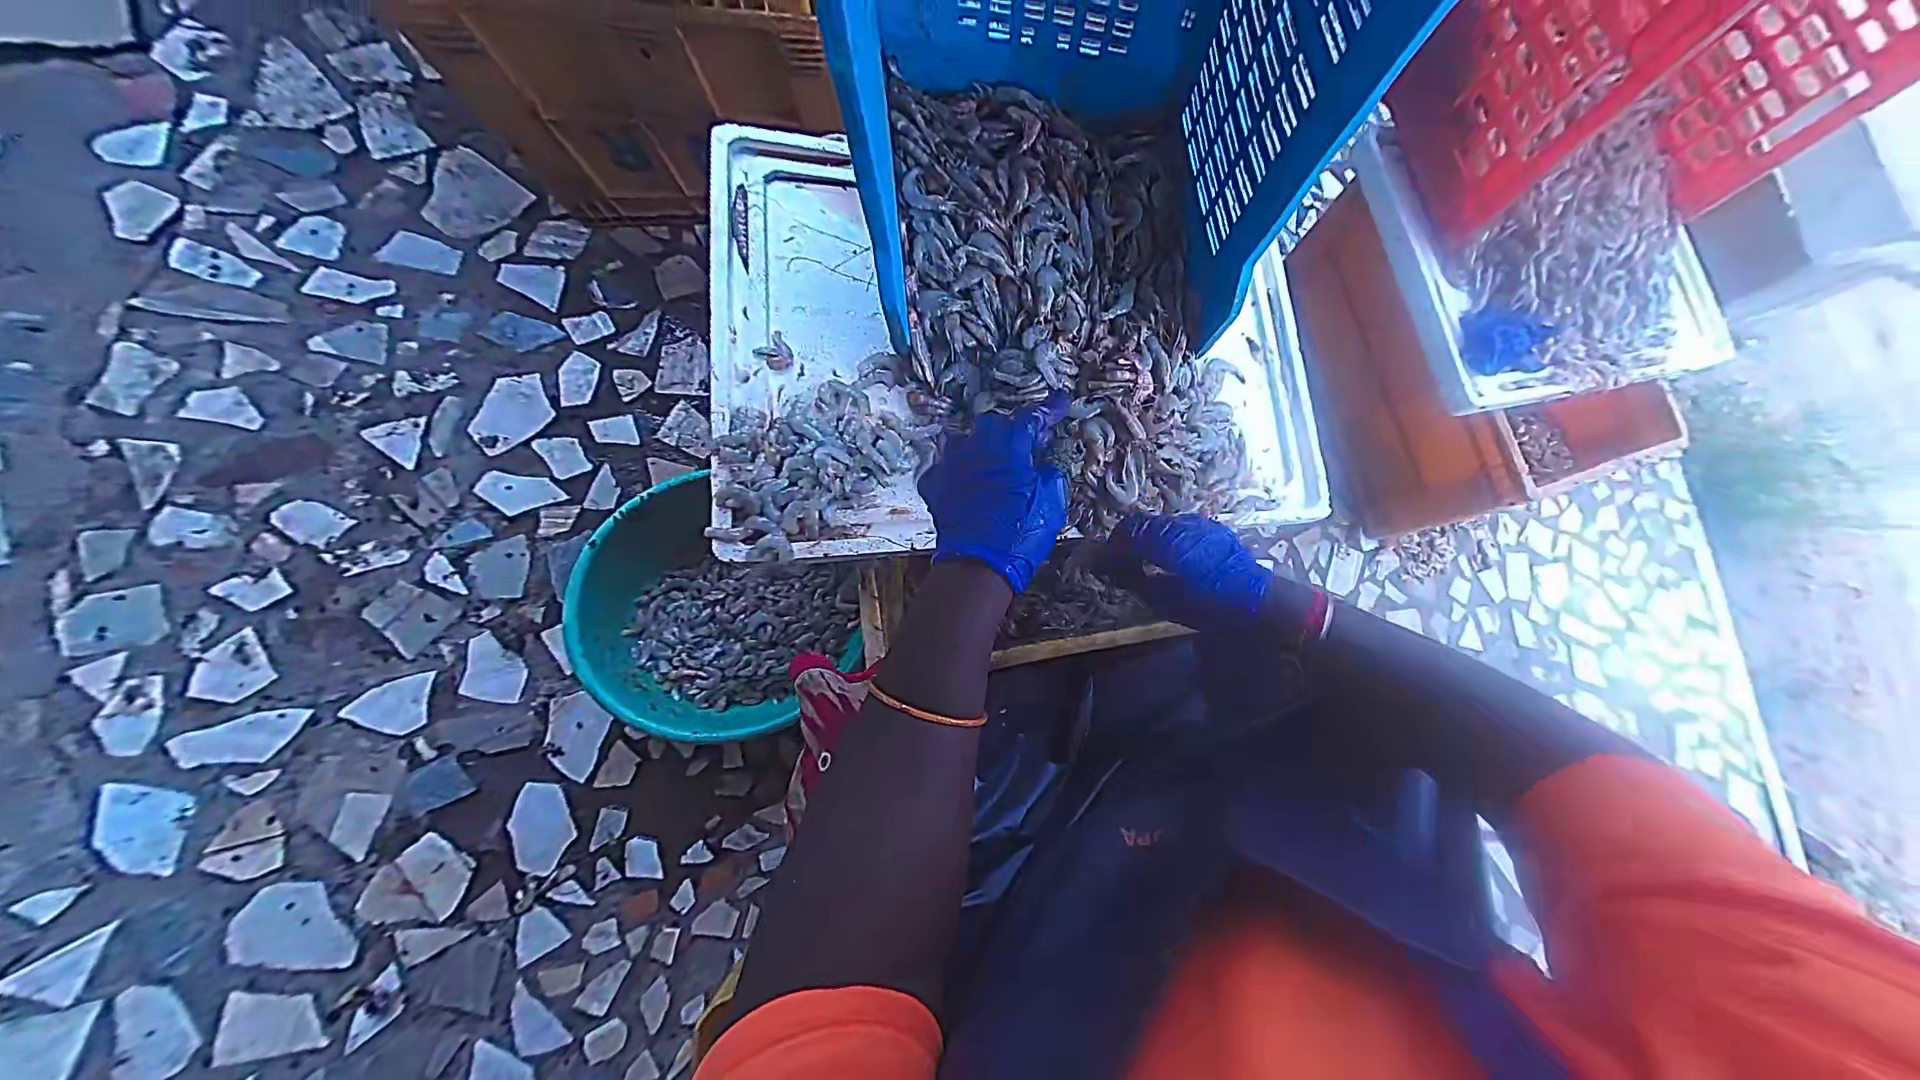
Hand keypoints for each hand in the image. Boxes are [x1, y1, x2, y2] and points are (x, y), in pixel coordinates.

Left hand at [918, 397, 1068, 593]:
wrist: (978, 564)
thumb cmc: (1019, 533)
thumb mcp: (1052, 501)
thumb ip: (1050, 473)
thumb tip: (1045, 467)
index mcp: (1009, 444)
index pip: (1032, 418)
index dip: (1049, 410)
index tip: (1060, 403)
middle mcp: (976, 447)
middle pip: (995, 426)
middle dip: (1012, 431)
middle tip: (1028, 444)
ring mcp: (951, 465)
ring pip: (967, 444)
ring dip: (983, 450)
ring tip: (996, 464)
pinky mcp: (936, 486)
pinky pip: (947, 470)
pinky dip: (960, 474)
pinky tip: (969, 484)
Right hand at [1106, 513, 1272, 632]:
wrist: (1254, 603)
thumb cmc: (1206, 607)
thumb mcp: (1162, 599)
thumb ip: (1132, 579)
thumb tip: (1108, 568)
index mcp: (1168, 540)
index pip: (1129, 530)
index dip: (1113, 544)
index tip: (1105, 560)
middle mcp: (1182, 524)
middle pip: (1142, 523)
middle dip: (1127, 540)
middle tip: (1120, 561)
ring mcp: (1199, 523)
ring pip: (1160, 523)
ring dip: (1146, 538)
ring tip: (1143, 561)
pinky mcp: (1211, 528)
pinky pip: (1178, 527)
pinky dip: (1164, 539)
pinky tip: (1167, 558)